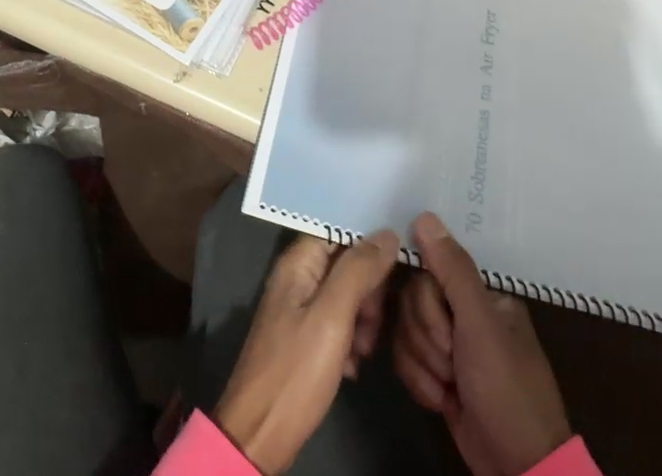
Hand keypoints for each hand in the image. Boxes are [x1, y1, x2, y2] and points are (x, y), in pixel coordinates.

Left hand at [214, 232, 399, 473]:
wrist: (263, 432)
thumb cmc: (295, 369)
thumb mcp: (332, 317)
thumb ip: (358, 271)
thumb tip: (386, 232)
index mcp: (296, 264)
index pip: (337, 229)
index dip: (368, 239)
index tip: (399, 255)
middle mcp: (297, 279)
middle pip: (346, 262)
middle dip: (369, 287)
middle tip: (373, 320)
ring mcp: (300, 310)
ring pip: (348, 295)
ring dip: (364, 318)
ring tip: (363, 348)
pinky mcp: (307, 339)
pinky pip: (341, 324)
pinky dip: (353, 340)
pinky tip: (353, 364)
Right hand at [393, 213, 571, 475]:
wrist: (517, 464)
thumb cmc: (507, 390)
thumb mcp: (481, 328)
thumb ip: (453, 272)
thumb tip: (426, 216)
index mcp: (484, 296)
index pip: (427, 275)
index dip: (428, 308)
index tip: (448, 334)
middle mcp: (466, 314)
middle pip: (412, 305)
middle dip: (427, 342)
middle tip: (453, 364)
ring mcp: (452, 345)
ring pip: (405, 333)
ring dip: (423, 366)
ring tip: (451, 388)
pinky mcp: (437, 373)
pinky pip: (405, 360)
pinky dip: (420, 383)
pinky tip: (443, 400)